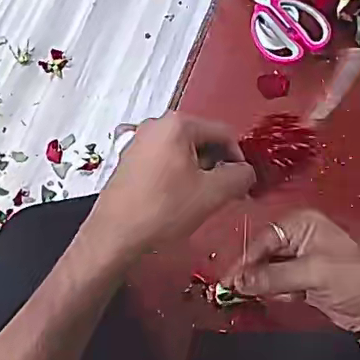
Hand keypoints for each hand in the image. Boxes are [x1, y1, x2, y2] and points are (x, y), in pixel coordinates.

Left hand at [84, 112, 254, 260]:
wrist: (114, 235)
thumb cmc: (162, 210)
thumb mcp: (212, 193)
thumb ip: (239, 176)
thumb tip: (245, 172)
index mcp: (177, 124)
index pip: (224, 133)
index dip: (238, 158)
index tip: (241, 182)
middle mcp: (156, 124)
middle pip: (202, 139)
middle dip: (217, 165)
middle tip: (223, 193)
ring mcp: (139, 141)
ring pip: (183, 151)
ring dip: (198, 172)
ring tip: (199, 199)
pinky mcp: (129, 159)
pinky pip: (164, 160)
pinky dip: (177, 175)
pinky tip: (176, 199)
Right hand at [226, 209, 359, 332]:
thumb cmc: (352, 280)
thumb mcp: (314, 274)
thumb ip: (274, 276)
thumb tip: (238, 281)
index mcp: (303, 222)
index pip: (265, 237)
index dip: (247, 259)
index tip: (230, 279)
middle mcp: (298, 234)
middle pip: (262, 252)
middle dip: (255, 273)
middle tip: (239, 291)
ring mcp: (298, 256)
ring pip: (266, 269)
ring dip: (269, 285)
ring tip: (289, 294)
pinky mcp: (300, 276)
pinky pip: (275, 282)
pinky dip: (278, 291)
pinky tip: (294, 297)